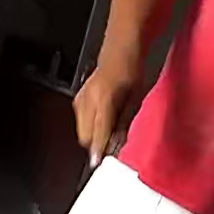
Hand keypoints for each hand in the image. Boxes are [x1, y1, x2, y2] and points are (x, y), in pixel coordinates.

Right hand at [73, 51, 139, 165]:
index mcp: (103, 101)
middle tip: (111, 145)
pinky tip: (102, 122)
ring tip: (109, 132)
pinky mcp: (78, 98)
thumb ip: (123, 125)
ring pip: (81, 130)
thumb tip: (117, 145)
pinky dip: (90, 127)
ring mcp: (81, 98)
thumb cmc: (131, 72)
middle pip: (85, 136)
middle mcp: (88, 100)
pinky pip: (81, 121)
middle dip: (97, 144)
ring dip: (93, 136)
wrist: (120, 51)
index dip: (99, 151)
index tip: (99, 163)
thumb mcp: (135, 102)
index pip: (98, 134)